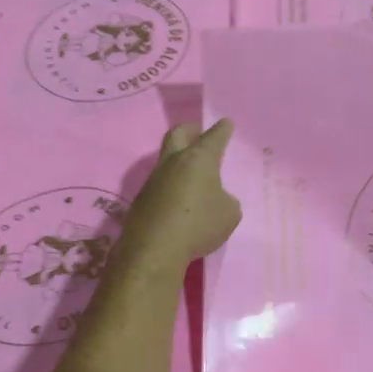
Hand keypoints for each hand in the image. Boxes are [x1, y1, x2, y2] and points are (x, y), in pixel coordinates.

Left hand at [122, 119, 242, 269]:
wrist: (155, 248)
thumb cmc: (199, 224)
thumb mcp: (229, 214)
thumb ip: (226, 200)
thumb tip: (216, 198)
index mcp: (199, 159)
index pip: (213, 137)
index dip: (222, 130)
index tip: (226, 123)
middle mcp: (173, 162)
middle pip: (178, 134)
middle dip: (190, 130)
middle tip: (198, 132)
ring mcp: (154, 179)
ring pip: (167, 159)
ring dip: (179, 160)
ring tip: (192, 172)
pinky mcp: (143, 198)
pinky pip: (161, 183)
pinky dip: (172, 184)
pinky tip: (180, 199)